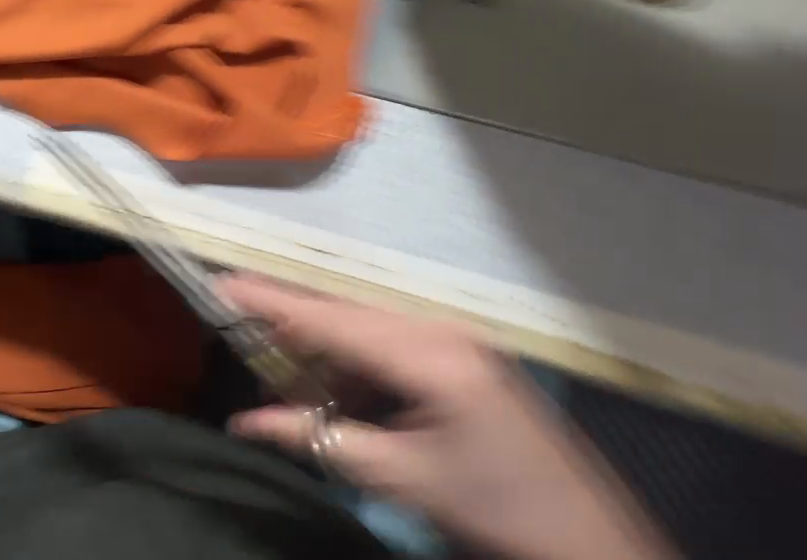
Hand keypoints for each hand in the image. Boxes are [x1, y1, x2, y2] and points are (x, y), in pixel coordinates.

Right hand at [219, 276, 675, 559]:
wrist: (594, 549)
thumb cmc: (496, 512)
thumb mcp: (399, 478)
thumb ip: (315, 437)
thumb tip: (244, 422)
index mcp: (429, 356)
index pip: (330, 318)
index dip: (272, 302)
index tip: (222, 285)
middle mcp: (441, 332)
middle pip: (344, 316)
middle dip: (295, 334)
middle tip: (251, 351)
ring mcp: (457, 341)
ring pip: (364, 329)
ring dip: (326, 356)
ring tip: (299, 394)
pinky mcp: (465, 358)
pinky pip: (390, 344)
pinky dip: (357, 366)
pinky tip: (344, 398)